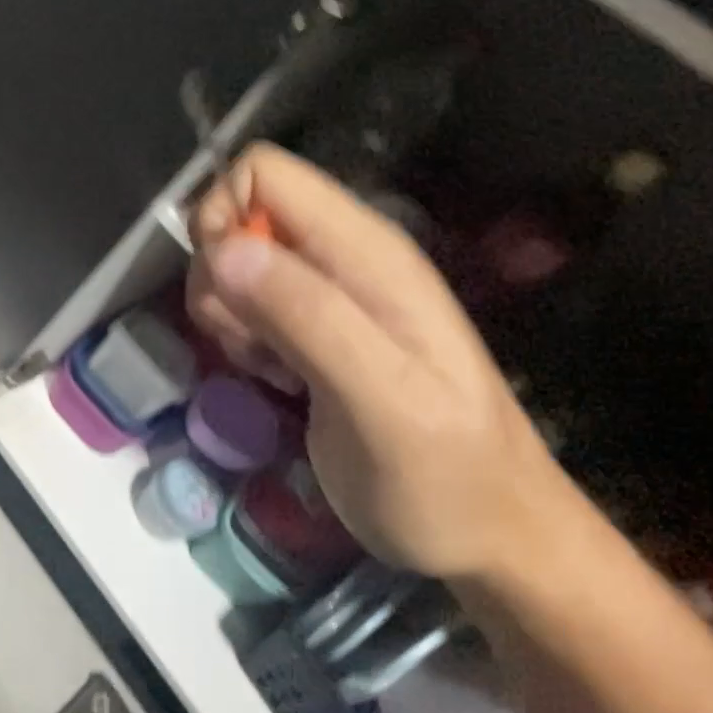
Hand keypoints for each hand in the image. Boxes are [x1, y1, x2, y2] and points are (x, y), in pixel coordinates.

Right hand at [186, 143, 569, 579]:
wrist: (494, 540)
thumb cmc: (442, 477)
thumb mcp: (379, 400)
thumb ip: (306, 316)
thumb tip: (223, 249)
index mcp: (367, 252)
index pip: (264, 172)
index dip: (223, 216)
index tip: (223, 290)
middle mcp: (347, 258)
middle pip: (241, 215)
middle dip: (218, 274)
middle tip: (248, 340)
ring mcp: (334, 296)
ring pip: (237, 263)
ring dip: (227, 312)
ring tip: (266, 365)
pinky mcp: (319, 333)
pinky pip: (249, 305)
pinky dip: (242, 337)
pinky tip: (275, 377)